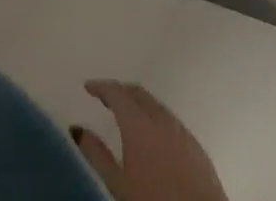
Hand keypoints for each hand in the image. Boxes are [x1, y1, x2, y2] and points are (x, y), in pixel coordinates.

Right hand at [71, 80, 226, 200]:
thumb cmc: (153, 200)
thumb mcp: (117, 182)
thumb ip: (95, 153)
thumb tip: (77, 129)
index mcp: (139, 125)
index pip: (117, 93)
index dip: (100, 86)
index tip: (87, 87)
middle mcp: (162, 121)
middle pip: (139, 93)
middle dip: (120, 91)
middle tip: (104, 98)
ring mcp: (184, 133)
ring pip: (157, 106)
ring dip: (139, 104)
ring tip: (125, 116)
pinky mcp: (198, 148)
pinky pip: (171, 120)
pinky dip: (155, 117)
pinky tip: (152, 136)